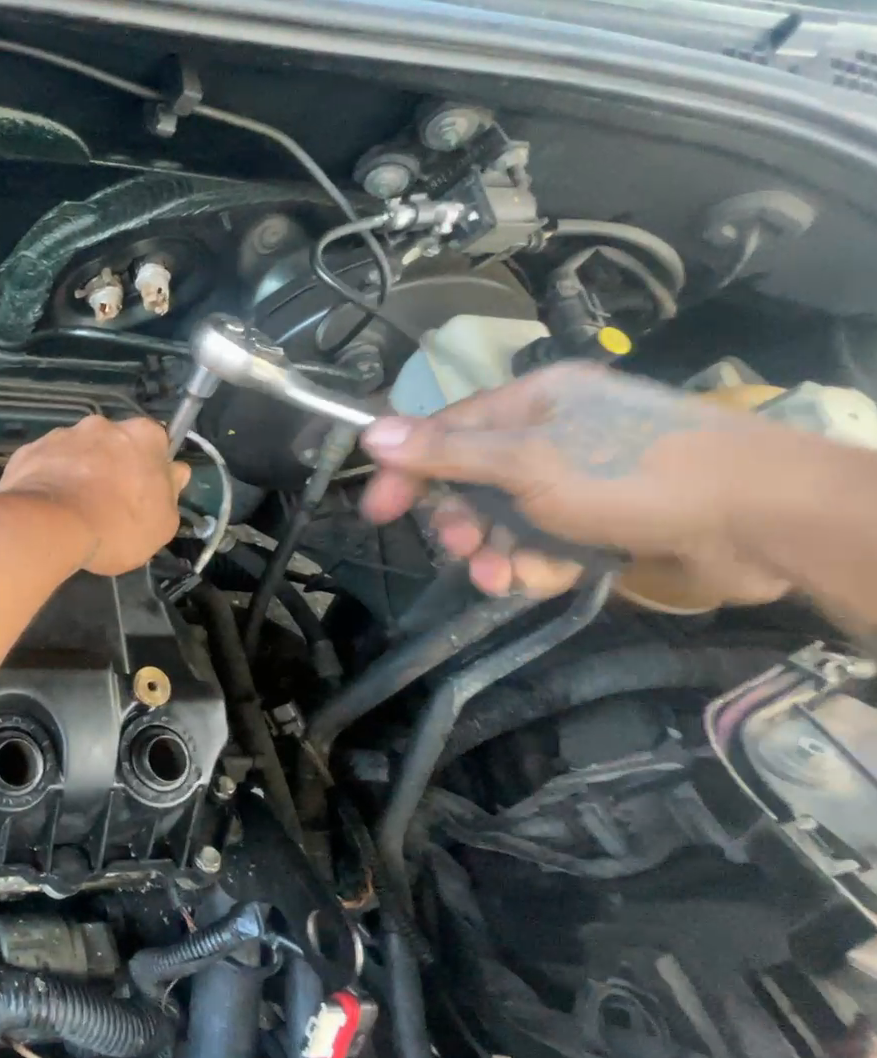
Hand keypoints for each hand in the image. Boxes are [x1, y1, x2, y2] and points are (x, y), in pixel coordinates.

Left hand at [0, 415, 191, 575]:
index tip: (142, 493)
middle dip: (110, 467)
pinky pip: (44, 464)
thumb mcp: (162, 523)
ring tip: (70, 509)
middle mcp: (102, 425)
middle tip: (105, 504)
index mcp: (143, 435)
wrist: (48, 527)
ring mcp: (61, 435)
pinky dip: (47, 480)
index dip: (149, 469)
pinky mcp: (28, 450)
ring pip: (76, 452)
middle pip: (112, 445)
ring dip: (76, 472)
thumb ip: (170, 493)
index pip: (155, 444)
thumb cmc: (117, 527)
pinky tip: (45, 508)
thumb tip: (175, 472)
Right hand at [357, 361, 790, 602]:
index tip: (378, 511)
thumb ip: (443, 453)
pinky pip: (544, 544)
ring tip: (508, 578)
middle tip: (464, 550)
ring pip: (505, 522)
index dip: (407, 472)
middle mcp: (551, 436)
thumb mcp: (525, 462)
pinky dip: (538, 565)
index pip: (443, 433)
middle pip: (471, 484)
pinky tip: (551, 577)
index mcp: (532, 404)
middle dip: (463, 524)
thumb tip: (369, 433)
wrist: (763, 519)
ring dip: (498, 554)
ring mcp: (579, 480)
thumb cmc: (634, 475)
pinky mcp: (603, 521)